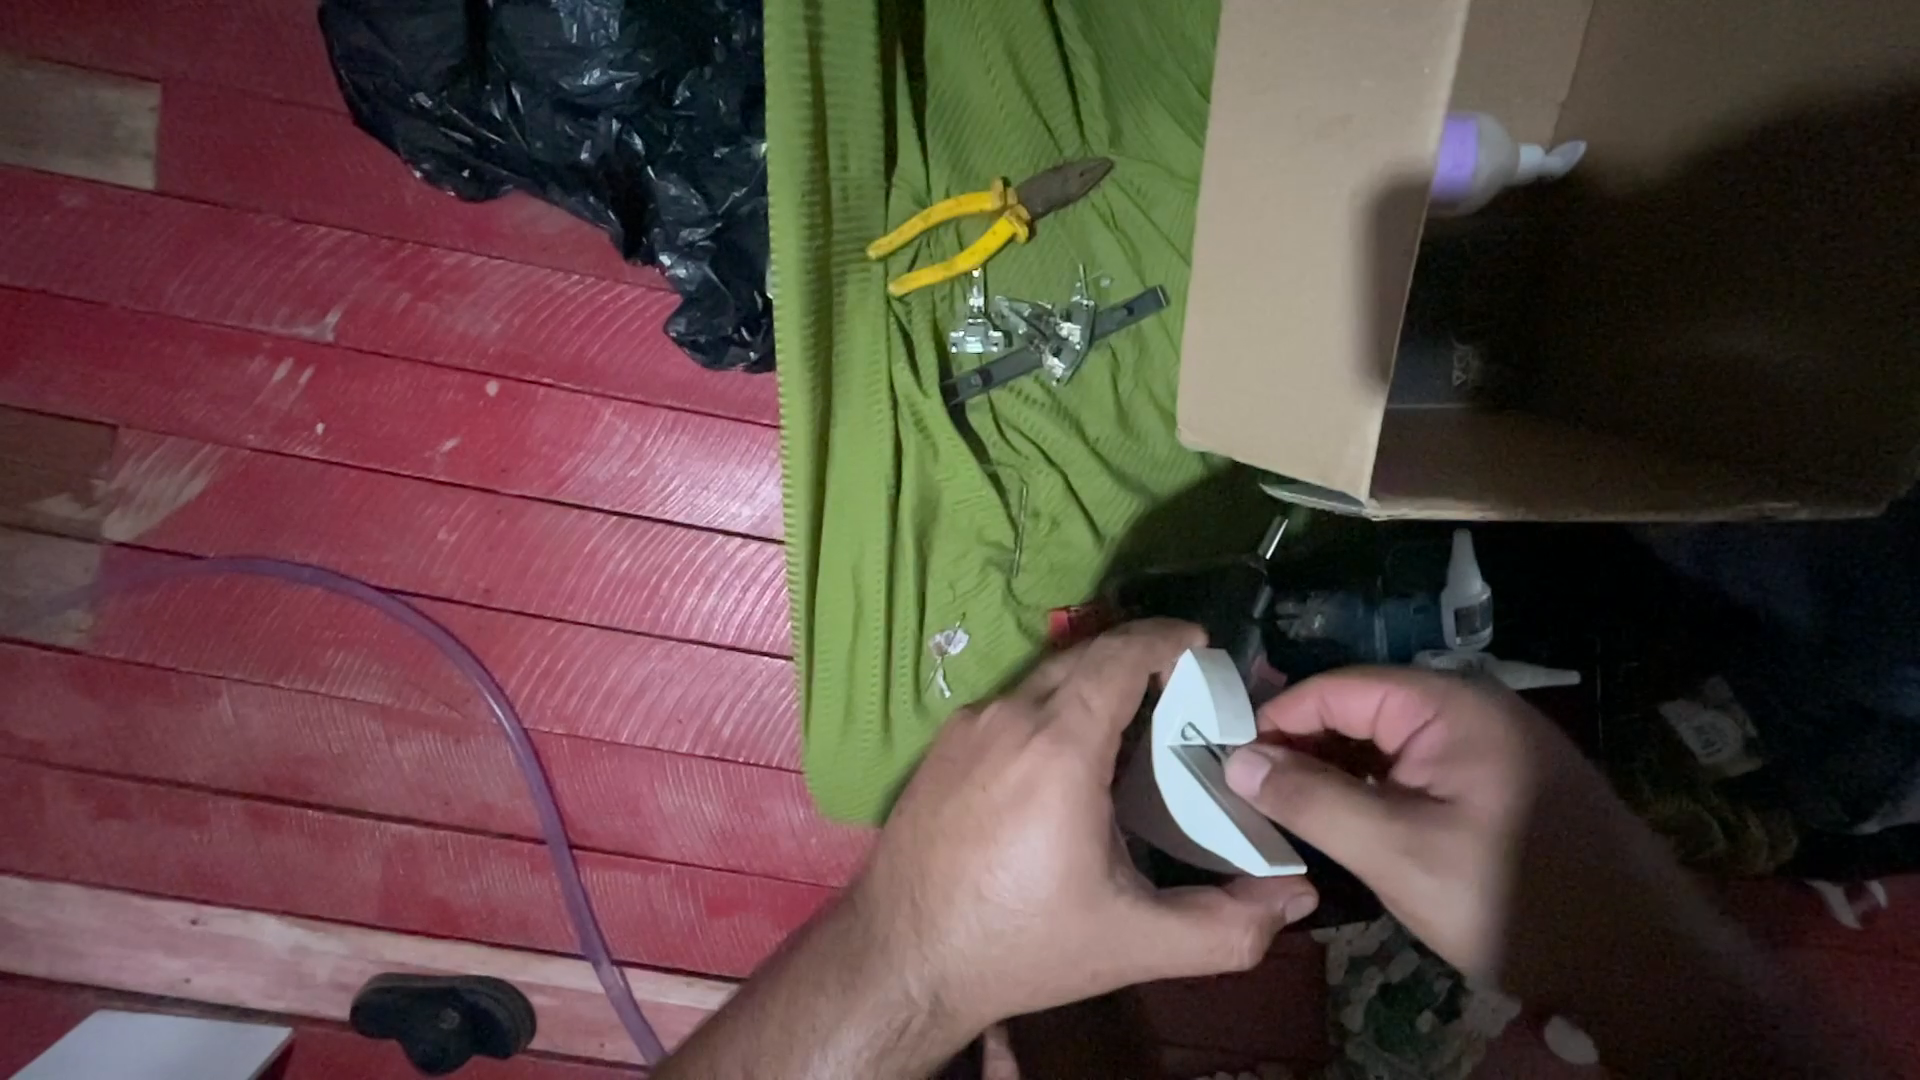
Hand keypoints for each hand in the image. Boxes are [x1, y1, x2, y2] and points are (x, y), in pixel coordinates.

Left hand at [855, 619, 1319, 1033]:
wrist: (901, 954)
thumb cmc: (1020, 943)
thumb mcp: (1133, 943)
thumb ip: (1227, 924)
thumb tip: (1298, 895)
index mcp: (1059, 745)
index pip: (1119, 656)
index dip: (1164, 638)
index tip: (1200, 643)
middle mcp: (1009, 716)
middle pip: (1084, 656)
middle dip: (1137, 656)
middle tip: (1181, 687)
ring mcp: (969, 725)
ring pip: (1044, 677)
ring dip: (1093, 680)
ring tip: (1132, 719)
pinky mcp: (943, 743)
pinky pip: (1011, 702)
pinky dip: (1051, 703)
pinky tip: (1065, 751)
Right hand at [1220, 668, 1875, 1076]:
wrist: (1655, 977)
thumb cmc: (1513, 901)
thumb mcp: (1395, 851)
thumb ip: (1308, 798)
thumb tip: (1233, 759)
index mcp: (1447, 704)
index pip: (1333, 689)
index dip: (1276, 721)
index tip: (1231, 763)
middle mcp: (1468, 708)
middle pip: (1356, 710)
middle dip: (1302, 748)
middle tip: (1253, 793)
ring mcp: (1487, 743)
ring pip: (1381, 740)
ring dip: (1333, 772)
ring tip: (1288, 811)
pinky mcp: (1497, 779)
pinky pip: (1412, 766)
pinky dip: (1371, 788)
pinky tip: (1345, 821)